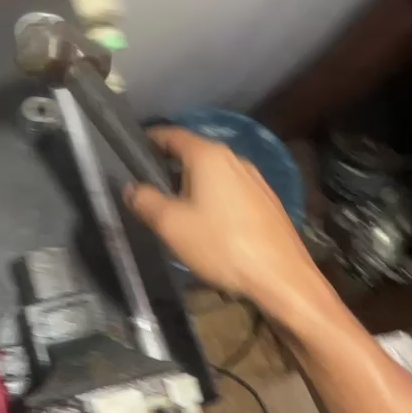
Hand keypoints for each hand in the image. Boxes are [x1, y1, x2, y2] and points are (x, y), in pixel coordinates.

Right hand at [124, 127, 341, 330]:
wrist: (281, 277)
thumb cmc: (221, 245)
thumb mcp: (171, 224)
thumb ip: (145, 201)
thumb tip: (130, 188)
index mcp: (208, 156)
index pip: (172, 135)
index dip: (149, 139)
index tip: (130, 151)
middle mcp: (234, 159)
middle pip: (193, 154)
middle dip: (168, 167)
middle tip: (146, 189)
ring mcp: (254, 180)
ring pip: (212, 174)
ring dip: (190, 185)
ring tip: (173, 210)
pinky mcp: (265, 201)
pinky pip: (229, 190)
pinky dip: (211, 198)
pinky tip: (206, 224)